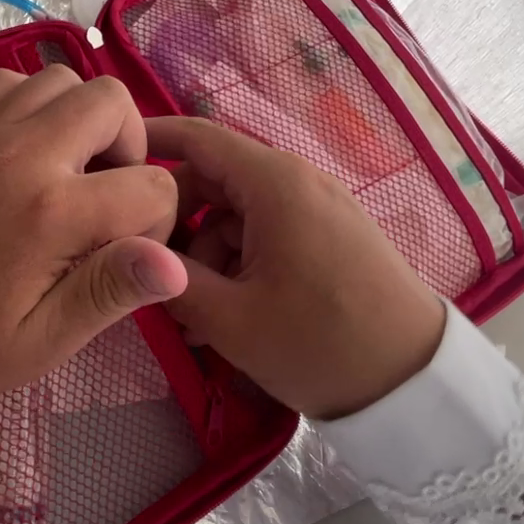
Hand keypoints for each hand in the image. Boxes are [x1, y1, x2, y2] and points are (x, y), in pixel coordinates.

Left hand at [0, 67, 186, 407]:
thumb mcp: (42, 341)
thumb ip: (110, 291)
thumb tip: (175, 262)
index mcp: (51, 213)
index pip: (151, 185)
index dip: (156, 221)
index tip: (123, 253)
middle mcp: (20, 155)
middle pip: (111, 100)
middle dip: (130, 146)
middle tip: (105, 197)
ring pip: (60, 78)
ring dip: (82, 117)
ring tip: (70, 169)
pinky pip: (7, 83)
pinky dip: (31, 102)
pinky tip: (27, 148)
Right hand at [148, 117, 446, 419]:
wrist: (418, 386)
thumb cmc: (320, 342)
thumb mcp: (230, 319)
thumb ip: (170, 278)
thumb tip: (128, 254)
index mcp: (273, 182)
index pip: (196, 136)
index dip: (148, 140)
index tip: (105, 158)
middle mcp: (295, 180)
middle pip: (211, 178)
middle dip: (172, 220)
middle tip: (140, 265)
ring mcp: (314, 207)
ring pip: (234, 212)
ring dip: (203, 252)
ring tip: (188, 315)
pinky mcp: (326, 235)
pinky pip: (263, 232)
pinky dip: (236, 261)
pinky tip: (222, 313)